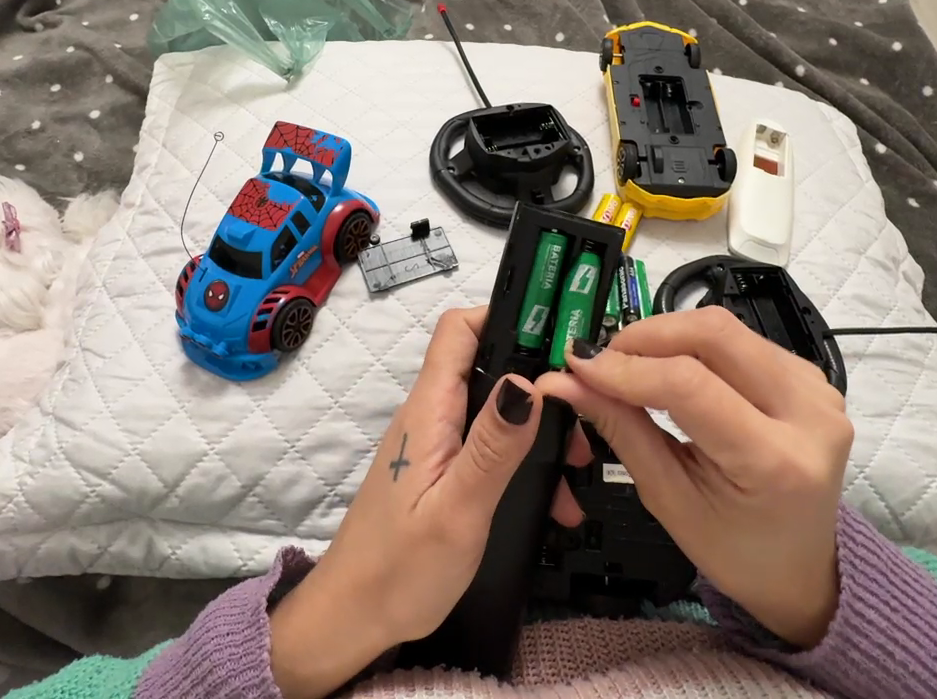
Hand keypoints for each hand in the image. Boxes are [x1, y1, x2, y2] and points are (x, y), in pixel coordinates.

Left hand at [270, 307, 546, 698]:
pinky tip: (551, 500)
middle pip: (487, 365)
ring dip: (538, 430)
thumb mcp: (458, 510)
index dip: (505, 315)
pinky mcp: (440, 469)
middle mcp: (431, 415)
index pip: (459, 330)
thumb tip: (527, 382)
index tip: (556, 333)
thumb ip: (494, 446)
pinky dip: (522, 462)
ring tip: (575, 471)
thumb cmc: (400, 571)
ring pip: (495, 409)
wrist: (354, 619)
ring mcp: (435, 442)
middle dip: (539, 383)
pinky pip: (488, 446)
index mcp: (430, 410)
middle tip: (583, 419)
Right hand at [537, 306, 853, 647]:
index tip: (578, 365)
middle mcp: (808, 414)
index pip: (689, 385)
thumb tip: (565, 382)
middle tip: (605, 359)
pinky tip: (671, 370)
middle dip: (646, 335)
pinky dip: (692, 344)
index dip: (626, 367)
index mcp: (776, 462)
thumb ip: (620, 430)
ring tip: (632, 367)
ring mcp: (815, 388)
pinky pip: (739, 337)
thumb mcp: (667, 499)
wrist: (799, 566)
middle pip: (714, 333)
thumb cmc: (733, 547)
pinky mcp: (810, 374)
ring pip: (724, 326)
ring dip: (667, 336)